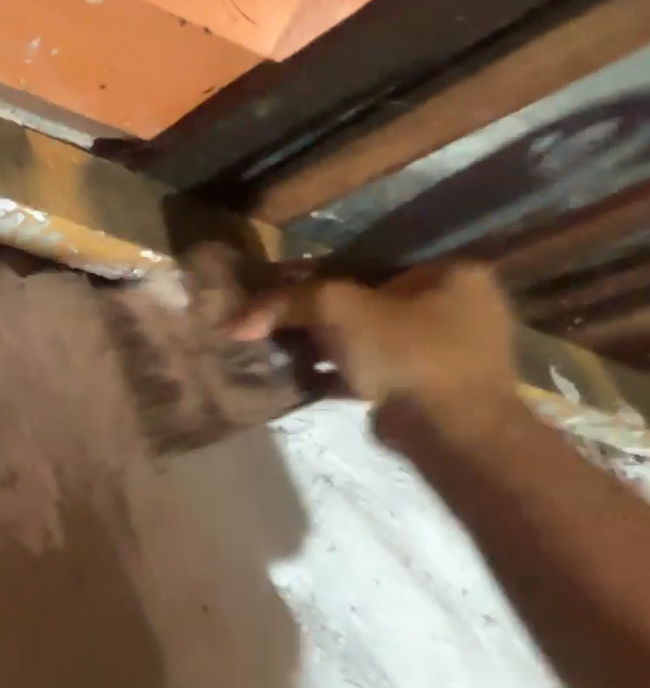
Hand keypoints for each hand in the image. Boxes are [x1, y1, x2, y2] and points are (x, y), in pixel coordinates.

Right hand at [230, 261, 518, 412]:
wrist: (453, 431)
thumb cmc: (405, 352)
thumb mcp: (335, 309)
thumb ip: (283, 302)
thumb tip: (234, 321)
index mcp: (447, 270)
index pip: (362, 256)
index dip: (310, 270)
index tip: (269, 285)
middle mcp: (453, 301)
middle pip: (359, 296)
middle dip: (309, 310)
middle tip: (265, 318)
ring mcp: (443, 345)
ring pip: (361, 332)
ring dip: (316, 341)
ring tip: (272, 348)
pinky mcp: (425, 381)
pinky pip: (367, 364)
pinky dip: (332, 368)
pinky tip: (296, 375)